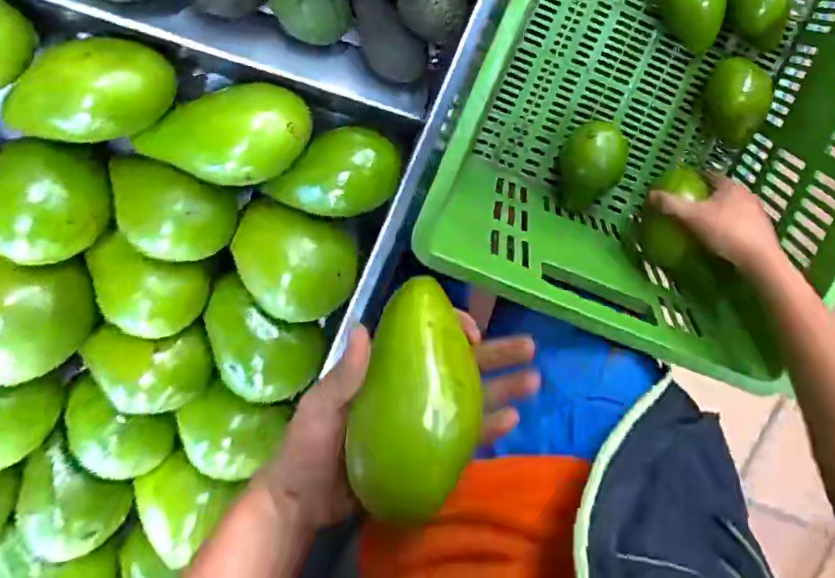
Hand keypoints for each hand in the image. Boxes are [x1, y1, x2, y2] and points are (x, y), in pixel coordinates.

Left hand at [253, 312, 539, 534]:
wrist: (301, 507)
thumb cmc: (308, 447)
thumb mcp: (321, 407)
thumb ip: (345, 374)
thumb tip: (366, 328)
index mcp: (391, 365)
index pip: (430, 335)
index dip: (455, 326)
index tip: (475, 333)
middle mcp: (415, 384)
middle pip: (462, 363)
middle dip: (498, 353)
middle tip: (530, 347)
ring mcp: (424, 418)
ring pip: (472, 396)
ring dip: (503, 387)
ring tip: (533, 381)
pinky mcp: (429, 451)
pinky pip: (465, 436)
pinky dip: (489, 427)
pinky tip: (511, 420)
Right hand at [646, 172, 791, 283]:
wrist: (761, 261)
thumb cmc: (726, 232)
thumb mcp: (693, 218)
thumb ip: (671, 205)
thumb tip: (650, 194)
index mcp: (730, 186)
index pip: (709, 175)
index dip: (695, 178)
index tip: (683, 185)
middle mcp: (747, 194)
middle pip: (723, 191)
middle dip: (708, 196)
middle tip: (692, 206)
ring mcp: (758, 213)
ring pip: (735, 208)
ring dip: (722, 213)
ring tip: (706, 224)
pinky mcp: (765, 233)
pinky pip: (742, 225)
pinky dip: (731, 229)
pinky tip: (723, 241)